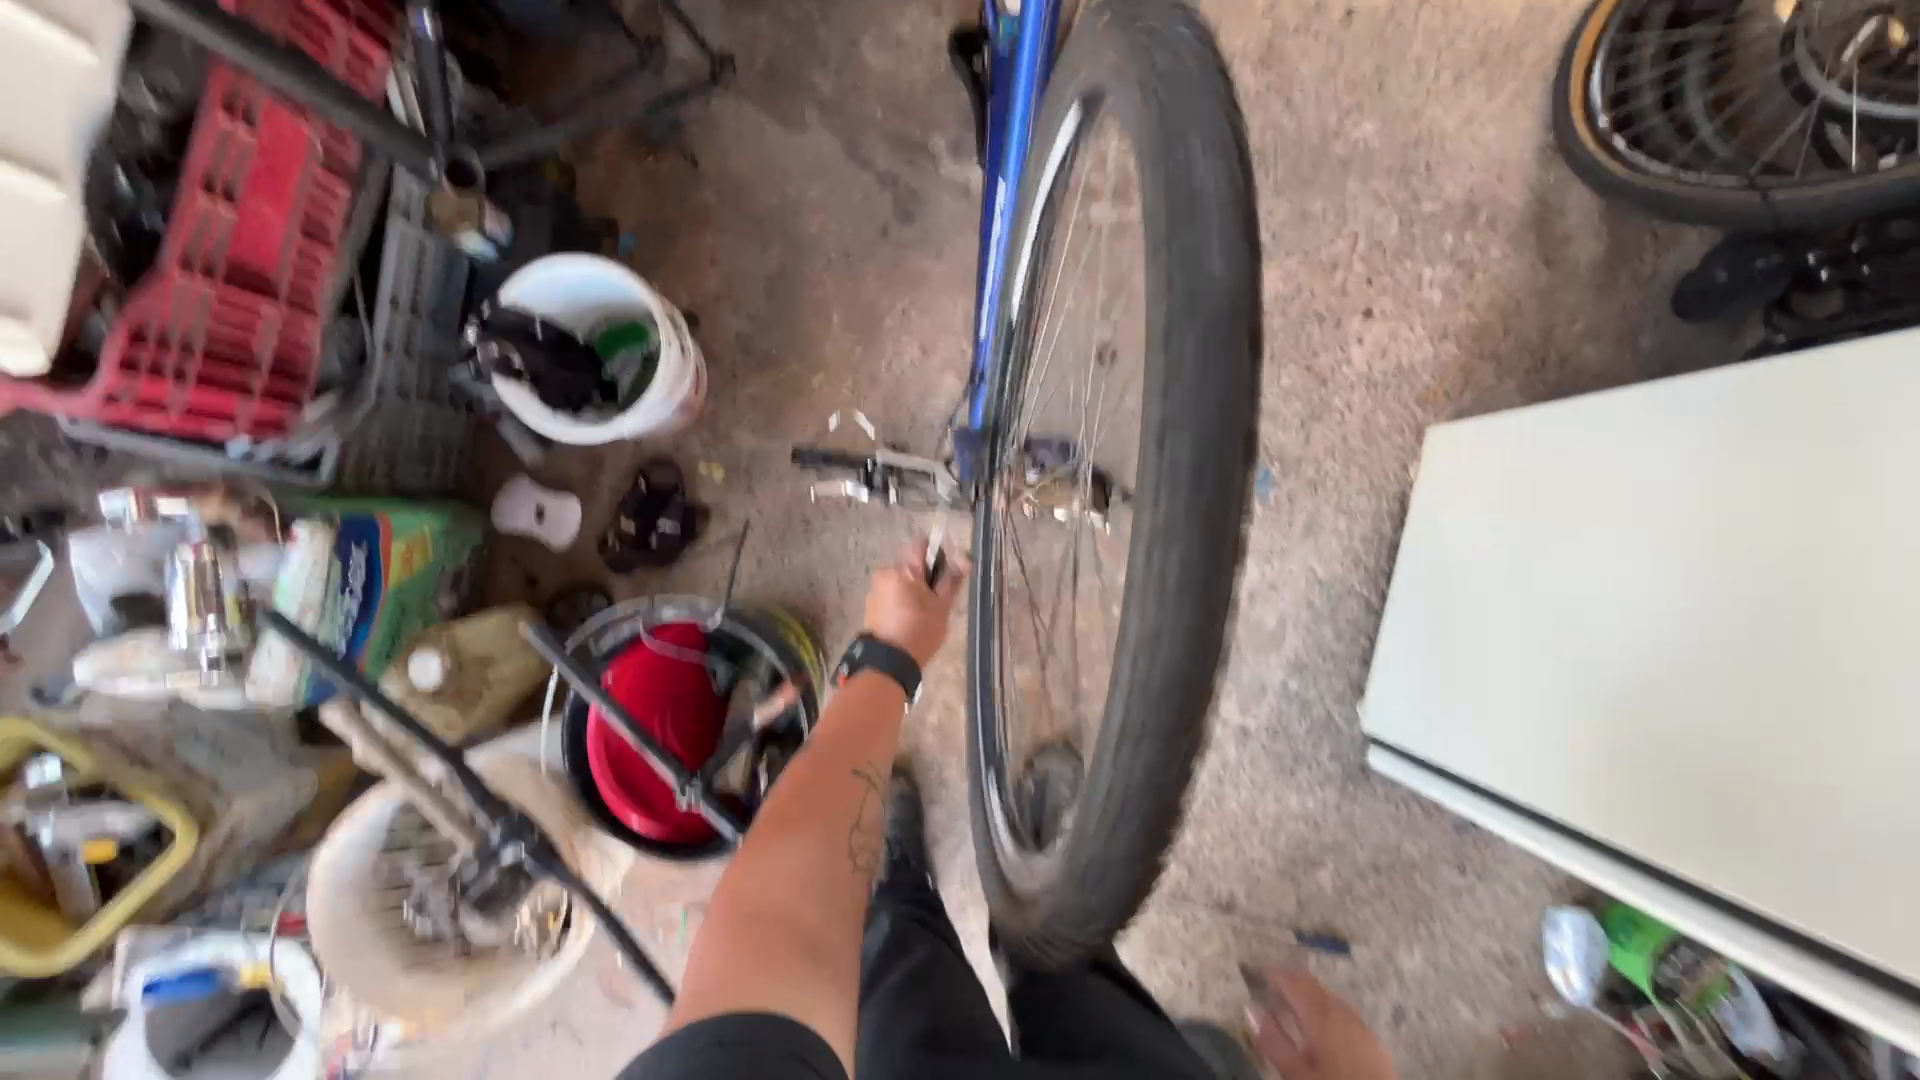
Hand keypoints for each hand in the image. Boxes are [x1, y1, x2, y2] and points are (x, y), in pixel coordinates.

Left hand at [862, 537, 968, 667]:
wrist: (888, 662)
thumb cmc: (920, 631)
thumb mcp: (942, 606)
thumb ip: (952, 579)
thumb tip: (964, 557)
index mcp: (904, 569)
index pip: (922, 544)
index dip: (936, 554)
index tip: (942, 575)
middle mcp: (886, 572)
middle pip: (910, 565)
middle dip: (923, 578)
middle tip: (934, 602)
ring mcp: (875, 589)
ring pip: (900, 580)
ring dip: (911, 590)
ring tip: (920, 615)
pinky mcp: (870, 604)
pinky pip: (890, 594)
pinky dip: (899, 601)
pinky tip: (906, 621)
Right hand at [1244, 966, 1395, 1079]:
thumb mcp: (1296, 1075)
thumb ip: (1274, 1042)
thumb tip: (1253, 1011)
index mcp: (1320, 1016)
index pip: (1294, 982)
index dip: (1275, 974)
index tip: (1257, 973)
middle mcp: (1341, 1013)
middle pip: (1313, 986)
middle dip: (1291, 982)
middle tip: (1271, 987)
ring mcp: (1360, 1026)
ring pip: (1329, 998)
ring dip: (1309, 995)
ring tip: (1292, 1006)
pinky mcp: (1372, 1042)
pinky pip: (1343, 1012)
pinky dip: (1325, 1009)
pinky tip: (1321, 1026)